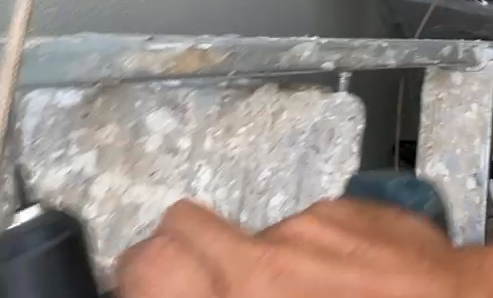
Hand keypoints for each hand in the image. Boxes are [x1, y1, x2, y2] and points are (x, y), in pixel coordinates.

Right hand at [117, 197, 468, 297]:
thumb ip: (241, 289)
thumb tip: (227, 278)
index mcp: (250, 285)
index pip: (158, 254)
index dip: (139, 268)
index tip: (143, 283)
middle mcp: (270, 247)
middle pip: (189, 232)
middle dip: (186, 260)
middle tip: (216, 290)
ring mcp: (310, 219)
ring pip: (264, 238)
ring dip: (272, 267)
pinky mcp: (347, 203)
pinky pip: (311, 228)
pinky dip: (317, 252)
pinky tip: (353, 282)